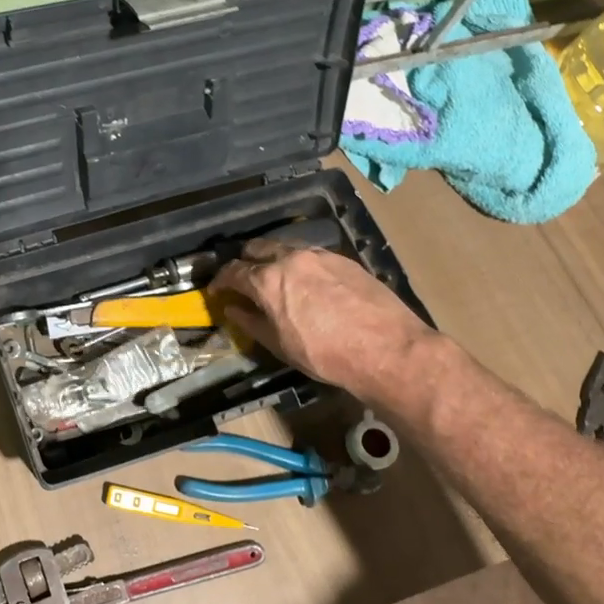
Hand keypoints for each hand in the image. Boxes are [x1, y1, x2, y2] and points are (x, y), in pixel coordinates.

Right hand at [209, 238, 434, 391]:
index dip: (220, 281)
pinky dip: (301, 266)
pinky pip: (313, 257)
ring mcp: (321, 256)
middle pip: (258, 249)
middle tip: (243, 280)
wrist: (386, 348)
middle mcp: (291, 258)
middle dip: (245, 262)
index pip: (233, 271)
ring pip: (287, 249)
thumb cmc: (325, 354)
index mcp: (268, 279)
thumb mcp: (280, 344)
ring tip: (276, 281)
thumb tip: (232, 309)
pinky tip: (309, 285)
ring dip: (274, 261)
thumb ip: (251, 322)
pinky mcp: (345, 261)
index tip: (217, 291)